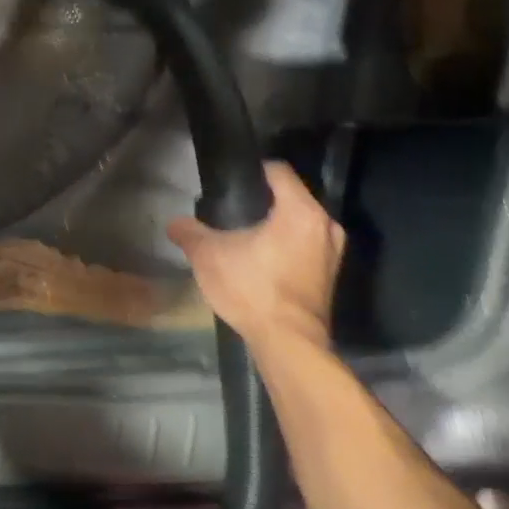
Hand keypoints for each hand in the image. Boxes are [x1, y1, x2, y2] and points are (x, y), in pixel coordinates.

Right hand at [167, 161, 345, 349]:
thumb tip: (175, 223)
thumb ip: (190, 233)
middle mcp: (325, 224)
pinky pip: (306, 246)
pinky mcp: (330, 274)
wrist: (286, 338)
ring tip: (245, 237)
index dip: (254, 171)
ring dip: (276, 226)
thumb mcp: (208, 256)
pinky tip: (261, 261)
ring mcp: (333, 251)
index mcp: (300, 211)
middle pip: (292, 199)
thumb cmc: (251, 287)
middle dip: (263, 202)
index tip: (232, 179)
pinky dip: (286, 247)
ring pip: (300, 224)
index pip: (280, 173)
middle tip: (232, 212)